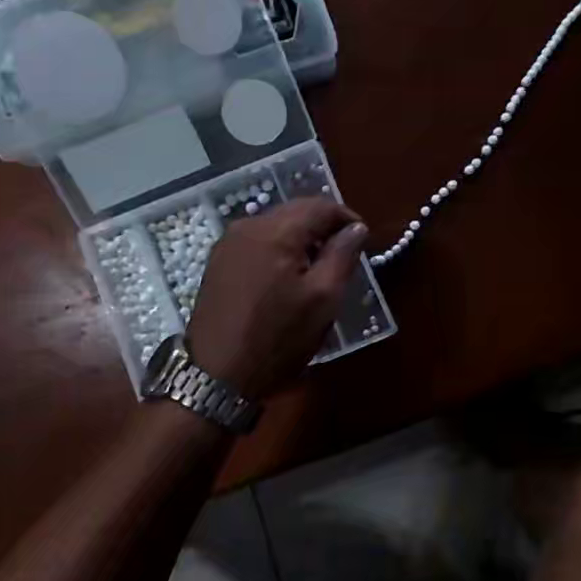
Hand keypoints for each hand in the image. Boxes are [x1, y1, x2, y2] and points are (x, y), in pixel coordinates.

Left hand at [186, 197, 367, 399]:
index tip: (363, 242)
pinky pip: (256, 244)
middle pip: (294, 212)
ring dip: (299, 241)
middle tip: (342, 257)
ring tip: (316, 271)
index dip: (347, 219)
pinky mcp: (217, 264)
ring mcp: (227, 244)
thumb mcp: (322, 300)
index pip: (320, 206)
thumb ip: (342, 257)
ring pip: (274, 227)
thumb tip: (356, 229)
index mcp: (275, 231)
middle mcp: (247, 227)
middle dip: (322, 229)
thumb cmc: (276, 339)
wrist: (217, 375)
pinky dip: (277, 252)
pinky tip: (285, 280)